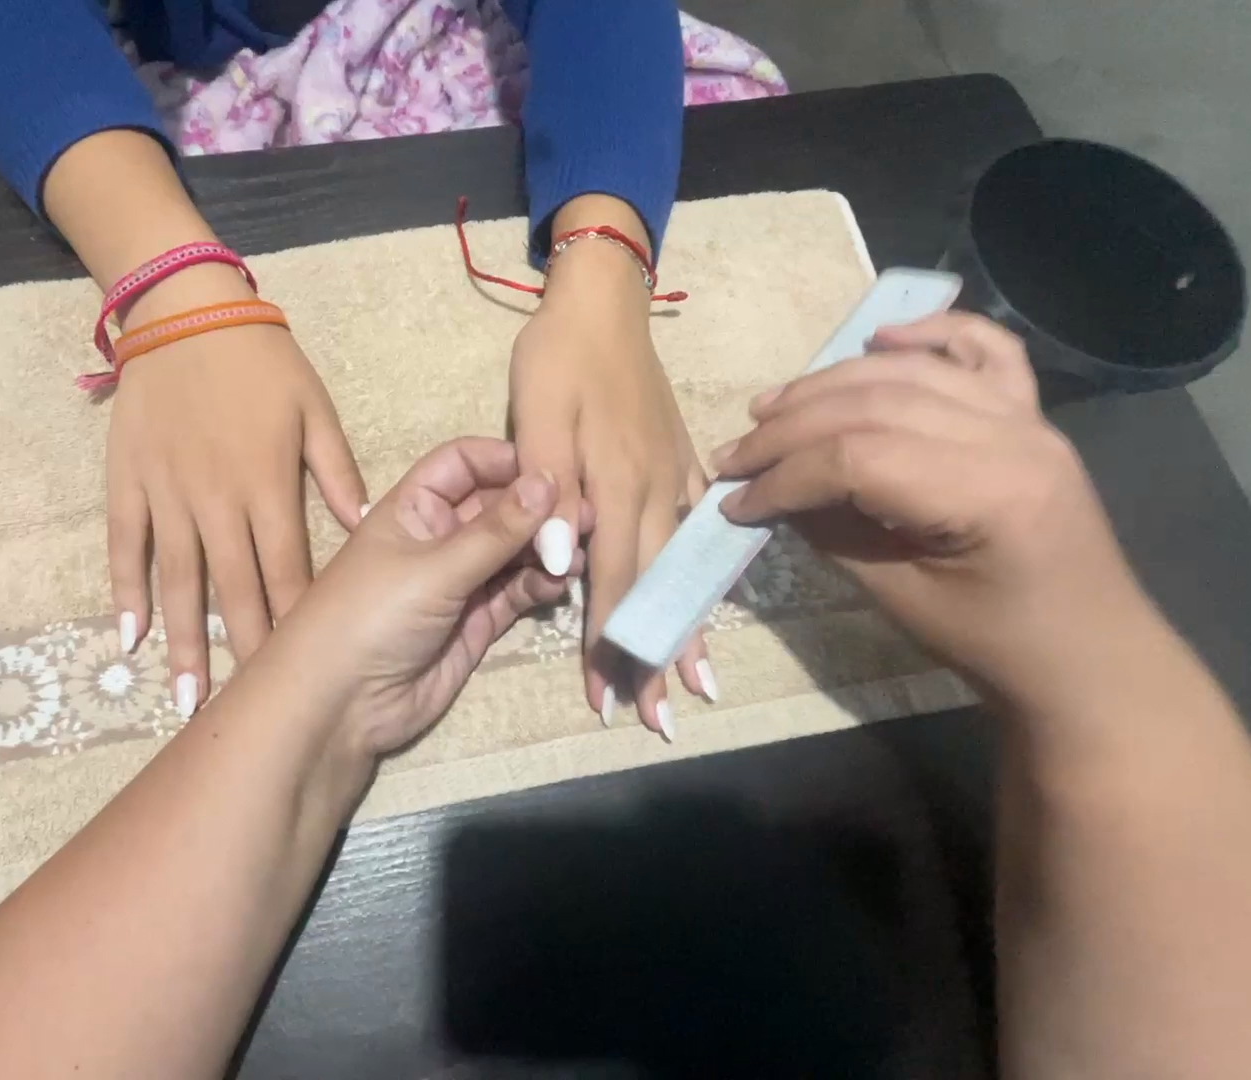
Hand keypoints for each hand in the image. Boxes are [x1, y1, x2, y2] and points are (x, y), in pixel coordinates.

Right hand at [108, 322, 364, 716]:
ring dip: (184, 642)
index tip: (307, 673)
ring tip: (187, 697)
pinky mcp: (127, 484)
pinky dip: (126, 592)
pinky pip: (126, 546)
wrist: (184, 311)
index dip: (298, 623)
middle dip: (244, 652)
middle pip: (235, 590)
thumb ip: (338, 472)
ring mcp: (166, 497)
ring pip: (179, 581)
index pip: (289, 570)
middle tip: (247, 712)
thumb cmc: (262, 362)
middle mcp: (217, 503)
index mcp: (268, 487)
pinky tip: (130, 637)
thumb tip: (367, 524)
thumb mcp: (315, 409)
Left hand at [261, 437, 574, 758]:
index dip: (505, 460)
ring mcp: (459, 580)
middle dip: (537, 509)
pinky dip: (539, 585)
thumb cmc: (373, 615)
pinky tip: (560, 583)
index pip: (464, 463)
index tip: (553, 466)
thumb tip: (549, 479)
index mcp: (415, 506)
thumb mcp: (434, 567)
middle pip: (496, 506)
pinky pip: (515, 592)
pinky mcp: (476, 621)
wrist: (341, 704)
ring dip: (544, 549)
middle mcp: (439, 536)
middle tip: (584, 515)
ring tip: (578, 550)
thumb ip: (496, 530)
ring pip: (512, 551)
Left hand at [510, 199, 713, 739]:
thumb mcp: (536, 415)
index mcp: (613, 484)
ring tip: (700, 676)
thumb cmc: (555, 361)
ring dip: (689, 622)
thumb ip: (547, 490)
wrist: (601, 304)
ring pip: (682, 566)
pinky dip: (706, 571)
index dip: (610, 639)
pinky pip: (699, 529)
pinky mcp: (684, 463)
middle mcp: (654, 490)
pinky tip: (713, 596)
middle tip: (664, 714)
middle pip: (654, 586)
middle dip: (656, 652)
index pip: (610, 579)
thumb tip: (565, 564)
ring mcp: (676, 477)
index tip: (611, 695)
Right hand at [711, 313, 1149, 706]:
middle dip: (788, 429)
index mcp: (986, 493)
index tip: (734, 501)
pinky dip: (929, 334)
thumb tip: (768, 496)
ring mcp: (1026, 418)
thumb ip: (831, 532)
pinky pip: (981, 352)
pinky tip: (881, 335)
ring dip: (827, 384)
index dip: (784, 476)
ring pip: (908, 373)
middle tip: (733, 457)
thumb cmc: (990, 640)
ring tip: (769, 408)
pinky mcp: (1029, 415)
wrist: (1085, 653)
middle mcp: (1012, 437)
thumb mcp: (896, 596)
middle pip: (873, 404)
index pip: (857, 457)